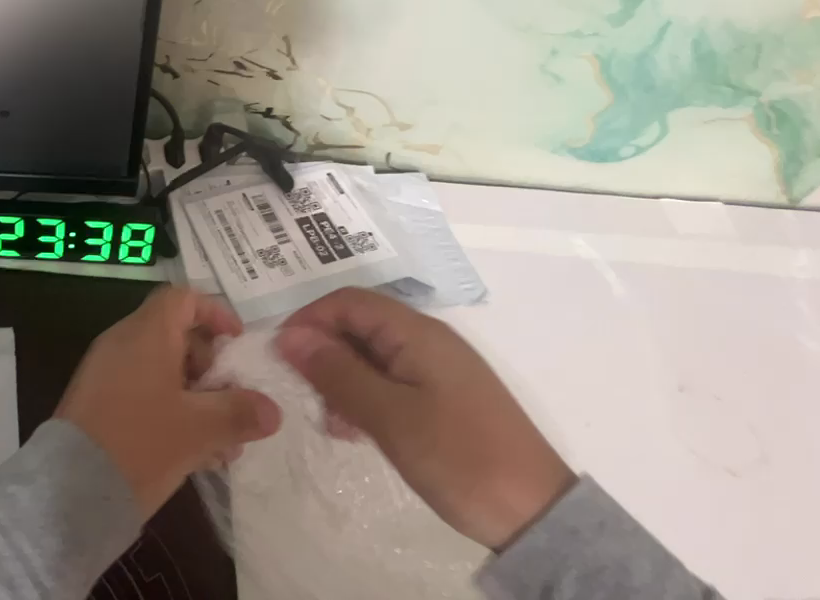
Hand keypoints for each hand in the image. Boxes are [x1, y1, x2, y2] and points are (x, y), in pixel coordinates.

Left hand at [57, 286, 280, 515]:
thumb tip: (272, 409)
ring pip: (162, 368)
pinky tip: (196, 454)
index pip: (182, 298)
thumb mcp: (199, 429)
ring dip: (195, 396)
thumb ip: (239, 413)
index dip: (214, 313)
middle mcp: (123, 341)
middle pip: (175, 334)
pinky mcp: (98, 400)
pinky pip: (143, 390)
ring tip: (223, 441)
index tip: (237, 344)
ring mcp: (106, 371)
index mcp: (146, 333)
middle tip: (233, 401)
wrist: (72, 488)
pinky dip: (171, 409)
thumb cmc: (141, 442)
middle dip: (210, 366)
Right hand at [276, 288, 573, 550]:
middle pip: (358, 325)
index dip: (309, 319)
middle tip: (304, 394)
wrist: (538, 517)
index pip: (347, 302)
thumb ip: (337, 372)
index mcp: (416, 333)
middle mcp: (426, 340)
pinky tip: (355, 429)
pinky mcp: (442, 397)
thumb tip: (290, 336)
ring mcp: (436, 369)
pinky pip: (389, 380)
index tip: (281, 356)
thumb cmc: (460, 458)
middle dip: (323, 352)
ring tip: (330, 420)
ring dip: (341, 378)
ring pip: (370, 354)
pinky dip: (364, 396)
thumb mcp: (389, 417)